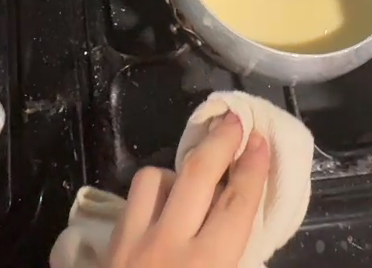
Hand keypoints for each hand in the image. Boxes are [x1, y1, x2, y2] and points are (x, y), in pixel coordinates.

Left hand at [106, 112, 268, 267]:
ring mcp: (133, 239)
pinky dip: (153, 190)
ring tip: (196, 171)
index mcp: (206, 265)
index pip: (235, 205)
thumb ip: (230, 254)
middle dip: (218, 141)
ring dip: (179, 168)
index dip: (252, 170)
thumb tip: (239, 216)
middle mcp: (169, 244)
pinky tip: (164, 200)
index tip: (260, 141)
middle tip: (234, 119)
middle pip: (197, 174)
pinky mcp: (111, 242)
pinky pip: (132, 198)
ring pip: (155, 177)